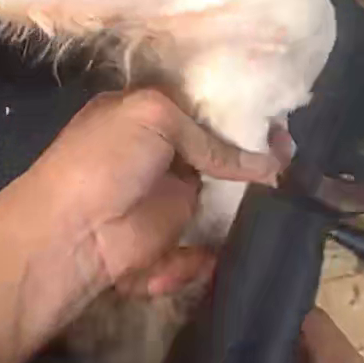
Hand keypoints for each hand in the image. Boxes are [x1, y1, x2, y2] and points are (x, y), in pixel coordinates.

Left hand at [0, 89, 282, 308]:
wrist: (72, 230)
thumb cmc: (107, 158)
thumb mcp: (152, 115)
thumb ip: (207, 134)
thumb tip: (266, 162)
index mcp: (144, 116)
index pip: (200, 108)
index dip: (237, 115)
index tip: (278, 122)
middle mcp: (158, 153)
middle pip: (216, 154)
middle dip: (252, 160)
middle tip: (291, 162)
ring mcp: (166, 198)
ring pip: (218, 201)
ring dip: (244, 206)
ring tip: (282, 198)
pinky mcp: (169, 242)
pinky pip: (203, 247)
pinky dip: (204, 254)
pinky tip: (211, 242)